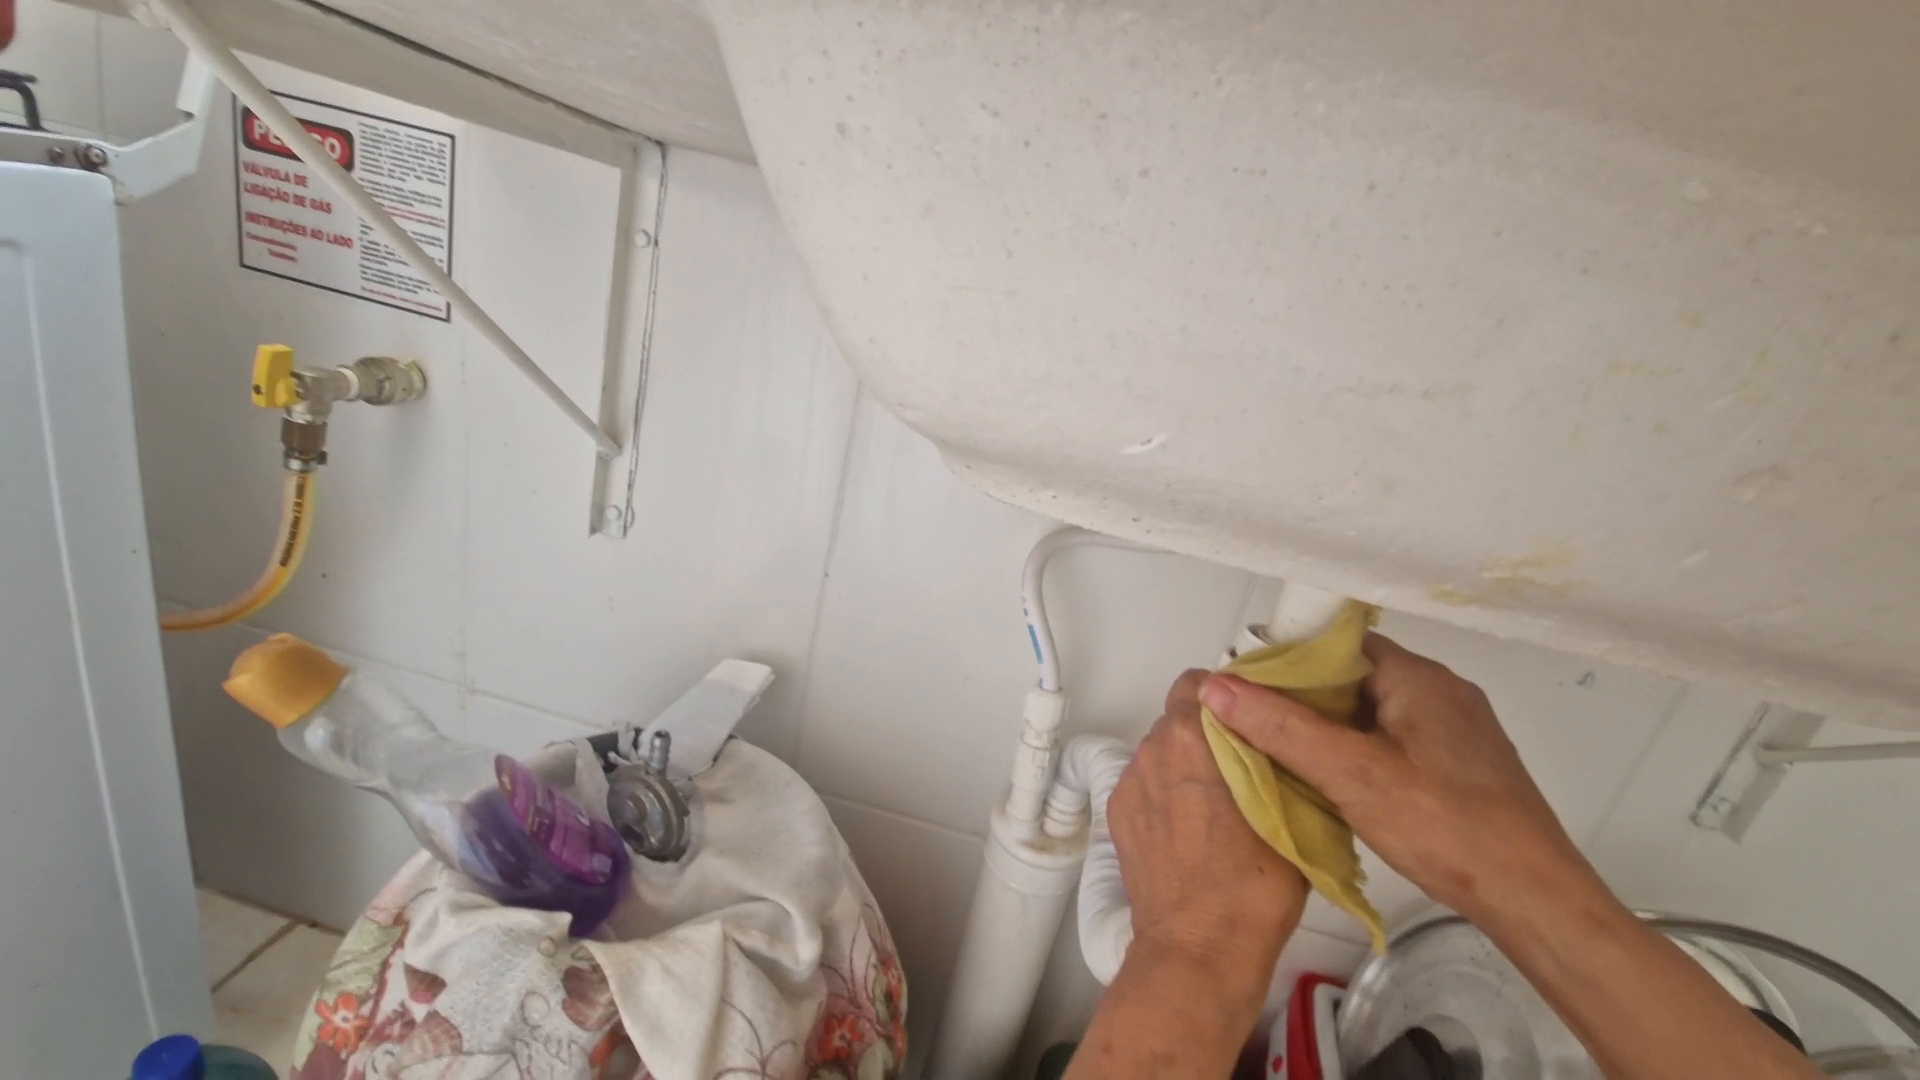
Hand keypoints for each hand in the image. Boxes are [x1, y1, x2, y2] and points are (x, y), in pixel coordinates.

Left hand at [1109, 670, 1308, 977]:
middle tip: (1240, 762)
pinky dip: (1163, 792)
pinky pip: (1144, 783)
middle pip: (1178, 717)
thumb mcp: (1290, 812)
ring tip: (1213, 802)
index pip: (1197, 683)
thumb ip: (1275, 761)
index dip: (1223, 695)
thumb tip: (1273, 743)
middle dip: (1206, 731)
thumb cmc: (1253, 885)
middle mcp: (1154, 749)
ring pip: (1160, 750)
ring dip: (1183, 762)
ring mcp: (1131, 781)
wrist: (1199, 946)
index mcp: (1194, 738)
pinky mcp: (1117, 811)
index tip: (1246, 715)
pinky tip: (1187, 829)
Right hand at [1199, 633, 1597, 923]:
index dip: (1286, 659)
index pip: (1337, 643)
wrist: (1536, 901)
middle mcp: (1439, 691)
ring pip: (1370, 711)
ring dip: (1326, 727)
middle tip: (1251, 723)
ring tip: (1279, 752)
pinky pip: (1392, 739)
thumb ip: (1280, 727)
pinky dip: (1355, 749)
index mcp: (1417, 677)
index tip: (1243, 686)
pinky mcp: (1460, 764)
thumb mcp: (1349, 773)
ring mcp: (1455, 729)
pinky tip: (1331, 779)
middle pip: (1351, 676)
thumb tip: (1214, 686)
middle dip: (1301, 698)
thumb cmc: (1443, 826)